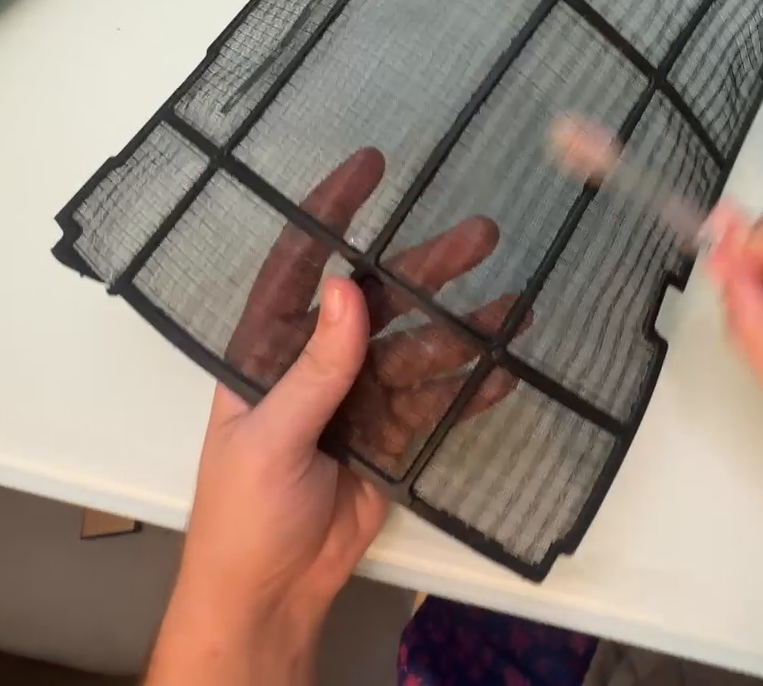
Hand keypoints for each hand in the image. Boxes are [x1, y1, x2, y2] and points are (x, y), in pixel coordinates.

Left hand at [149, 149, 521, 684]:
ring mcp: (361, 391)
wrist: (271, 596)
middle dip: (431, 264)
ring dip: (467, 327)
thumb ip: (314, 367)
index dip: (332, 209)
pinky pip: (438, 399)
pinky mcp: (394, 429)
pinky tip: (506, 371)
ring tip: (519, 307)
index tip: (371, 165)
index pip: (301, 260)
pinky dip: (471, 388)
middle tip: (484, 233)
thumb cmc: (243, 514)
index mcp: (271, 345)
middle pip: (383, 296)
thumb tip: (349, 286)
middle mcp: (321, 356)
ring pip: (421, 345)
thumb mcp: (268, 438)